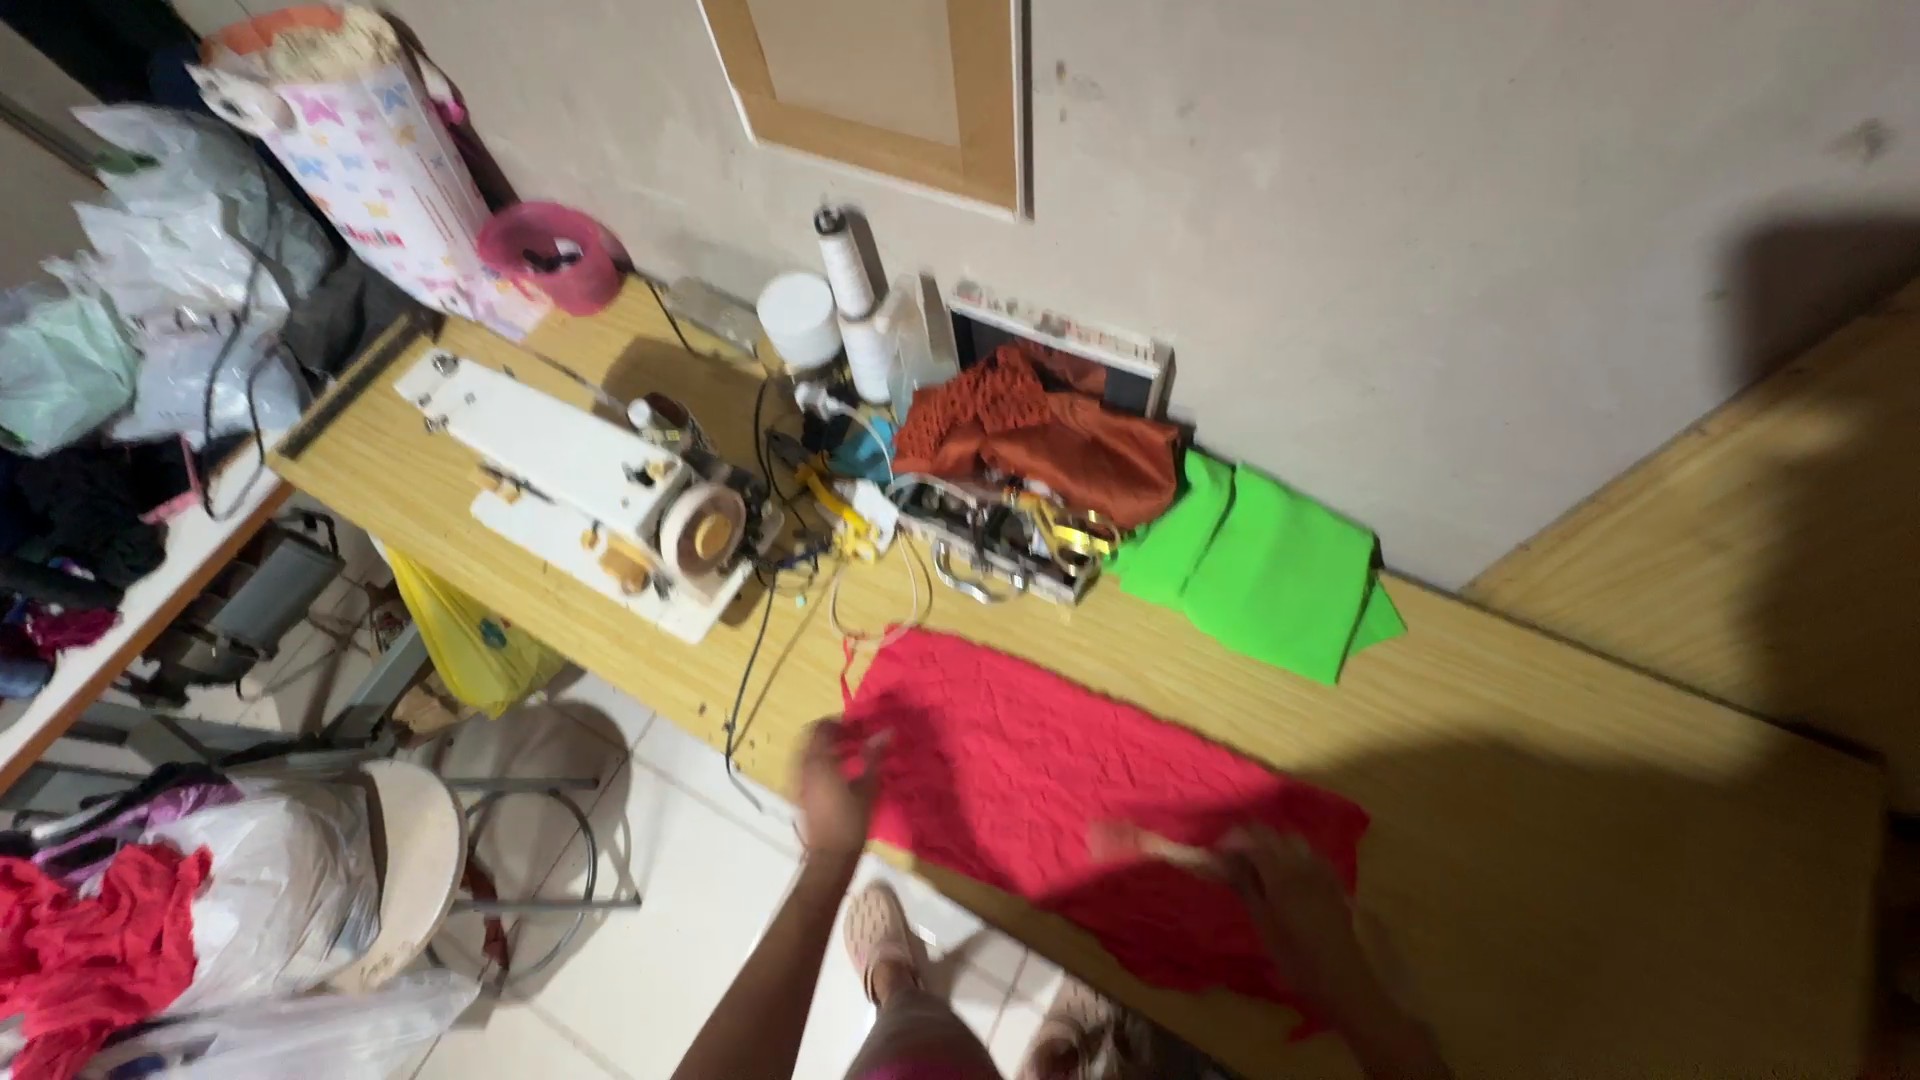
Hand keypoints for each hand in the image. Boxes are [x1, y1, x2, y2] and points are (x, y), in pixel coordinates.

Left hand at [792, 719, 888, 864]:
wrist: (829, 856)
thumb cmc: (851, 822)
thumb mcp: (867, 786)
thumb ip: (874, 755)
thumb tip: (887, 731)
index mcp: (819, 761)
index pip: (824, 728)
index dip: (842, 722)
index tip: (861, 727)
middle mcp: (804, 766)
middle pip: (813, 736)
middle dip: (833, 733)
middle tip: (856, 737)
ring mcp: (799, 779)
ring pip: (808, 751)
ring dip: (827, 746)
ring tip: (851, 753)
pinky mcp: (799, 792)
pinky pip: (807, 765)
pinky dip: (821, 760)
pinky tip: (841, 772)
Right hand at [1217, 826, 1370, 1009]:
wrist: (1345, 982)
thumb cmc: (1297, 960)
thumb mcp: (1263, 925)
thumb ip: (1244, 886)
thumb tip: (1222, 861)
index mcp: (1282, 875)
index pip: (1252, 839)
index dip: (1231, 840)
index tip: (1217, 853)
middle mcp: (1303, 865)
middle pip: (1272, 833)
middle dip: (1250, 838)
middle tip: (1234, 858)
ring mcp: (1321, 871)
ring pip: (1293, 839)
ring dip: (1272, 843)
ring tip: (1258, 863)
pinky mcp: (1334, 881)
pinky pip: (1310, 853)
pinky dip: (1293, 853)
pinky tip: (1287, 872)